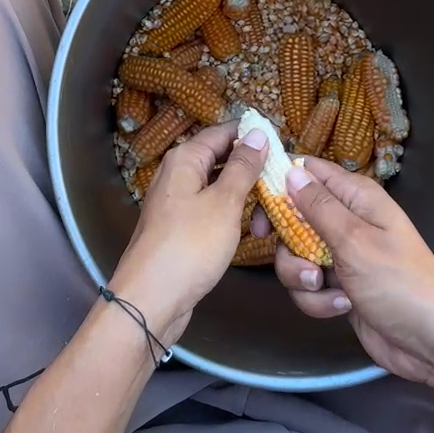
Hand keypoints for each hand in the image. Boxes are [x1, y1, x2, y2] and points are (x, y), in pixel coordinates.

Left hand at [107, 122, 267, 346]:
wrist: (150, 301)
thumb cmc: (189, 246)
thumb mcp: (224, 202)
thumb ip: (243, 166)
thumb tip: (257, 132)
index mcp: (185, 158)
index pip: (224, 131)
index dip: (253, 137)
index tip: (283, 150)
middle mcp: (178, 173)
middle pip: (222, 159)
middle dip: (253, 174)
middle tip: (280, 194)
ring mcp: (177, 201)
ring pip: (220, 187)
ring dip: (246, 200)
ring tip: (265, 226)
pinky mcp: (180, 227)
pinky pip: (212, 209)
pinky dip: (231, 217)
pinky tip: (249, 233)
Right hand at [273, 157, 433, 387]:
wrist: (432, 344)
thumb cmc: (399, 282)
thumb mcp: (354, 240)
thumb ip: (318, 206)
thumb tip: (290, 171)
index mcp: (355, 196)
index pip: (308, 171)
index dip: (280, 181)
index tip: (257, 201)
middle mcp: (347, 220)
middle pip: (294, 215)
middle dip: (286, 240)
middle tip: (287, 253)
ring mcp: (342, 254)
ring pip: (296, 254)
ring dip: (302, 274)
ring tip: (324, 286)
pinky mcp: (339, 286)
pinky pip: (309, 285)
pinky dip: (317, 298)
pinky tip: (341, 306)